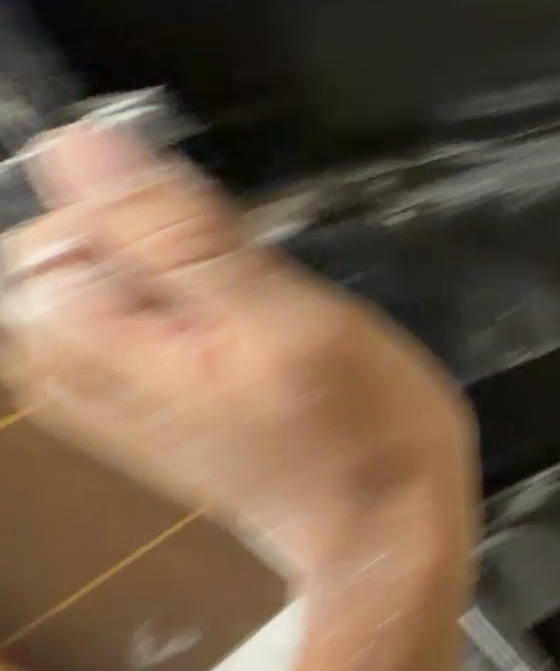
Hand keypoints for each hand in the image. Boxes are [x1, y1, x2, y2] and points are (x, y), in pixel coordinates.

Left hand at [0, 120, 476, 588]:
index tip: (257, 268)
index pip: (69, 214)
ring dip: (213, 285)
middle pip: (96, 244)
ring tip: (286, 333)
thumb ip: (185, 240)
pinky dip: (215, 314)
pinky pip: (156, 320)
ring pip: (135, 280)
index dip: (169, 218)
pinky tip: (271, 351)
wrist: (386, 529)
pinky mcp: (148, 402)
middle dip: (191, 253)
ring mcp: (103, 388)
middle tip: (283, 310)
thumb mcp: (297, 325)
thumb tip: (82, 141)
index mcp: (80, 336)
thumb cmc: (362, 431)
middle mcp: (62, 361)